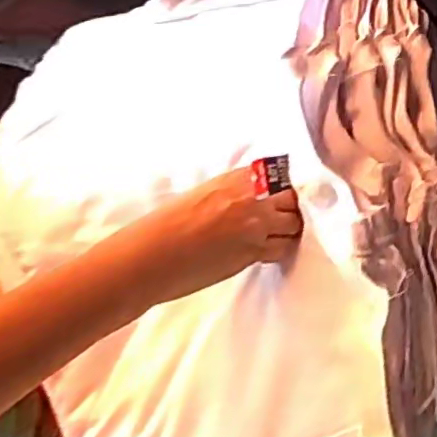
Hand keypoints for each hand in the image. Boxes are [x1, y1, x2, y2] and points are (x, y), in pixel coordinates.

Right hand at [101, 168, 303, 306]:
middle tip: (282, 218)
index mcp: (240, 178)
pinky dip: (281, 249)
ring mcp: (257, 222)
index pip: (282, 175)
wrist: (144, 260)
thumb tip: (255, 193)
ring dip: (289, 228)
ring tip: (279, 235)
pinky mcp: (253, 250)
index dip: (284, 188)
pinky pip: (282, 247)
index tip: (281, 197)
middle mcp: (254, 196)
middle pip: (292, 198)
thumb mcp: (204, 193)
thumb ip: (235, 190)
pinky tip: (271, 252)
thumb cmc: (164, 227)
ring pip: (293, 222)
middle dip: (290, 207)